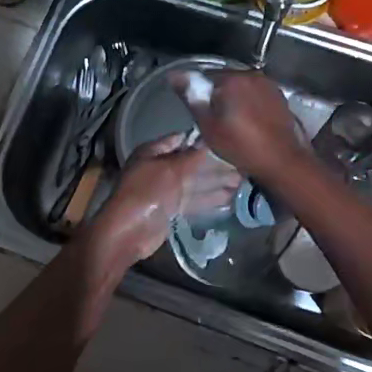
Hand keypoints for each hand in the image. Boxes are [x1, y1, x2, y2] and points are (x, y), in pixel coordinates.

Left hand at [82, 134, 241, 270]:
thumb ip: (193, 156)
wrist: (128, 232)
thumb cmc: (147, 193)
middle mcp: (159, 168)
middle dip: (216, 165)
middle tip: (243, 164)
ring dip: (217, 183)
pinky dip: (210, 199)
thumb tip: (210, 140)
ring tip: (243, 181)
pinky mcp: (171, 210)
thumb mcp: (171, 170)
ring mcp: (165, 190)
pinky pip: (194, 201)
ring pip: (196, 184)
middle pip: (192, 163)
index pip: (182, 140)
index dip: (204, 140)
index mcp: (153, 152)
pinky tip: (230, 199)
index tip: (229, 139)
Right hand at [171, 70, 309, 180]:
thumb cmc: (240, 146)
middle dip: (218, 94)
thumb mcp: (208, 126)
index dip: (199, 93)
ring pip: (242, 87)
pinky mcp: (279, 96)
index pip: (205, 75)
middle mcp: (252, 75)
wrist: (282, 160)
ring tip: (232, 122)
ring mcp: (269, 85)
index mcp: (232, 79)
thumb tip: (174, 75)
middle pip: (226, 80)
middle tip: (215, 119)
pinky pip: (257, 94)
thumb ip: (191, 97)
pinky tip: (250, 122)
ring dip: (235, 98)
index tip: (200, 112)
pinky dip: (250, 103)